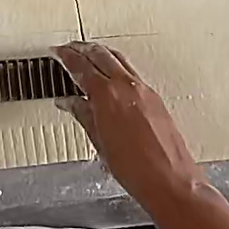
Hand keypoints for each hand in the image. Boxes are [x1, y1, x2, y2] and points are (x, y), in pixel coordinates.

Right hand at [53, 41, 210, 209]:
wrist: (170, 180)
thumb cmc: (136, 169)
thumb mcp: (99, 142)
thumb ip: (83, 115)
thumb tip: (70, 102)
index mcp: (107, 95)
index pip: (81, 66)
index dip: (66, 56)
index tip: (58, 52)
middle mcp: (126, 86)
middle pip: (100, 54)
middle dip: (82, 48)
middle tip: (69, 48)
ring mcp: (143, 90)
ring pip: (118, 59)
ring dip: (101, 53)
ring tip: (88, 54)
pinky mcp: (154, 97)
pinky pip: (131, 72)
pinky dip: (116, 66)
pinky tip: (111, 75)